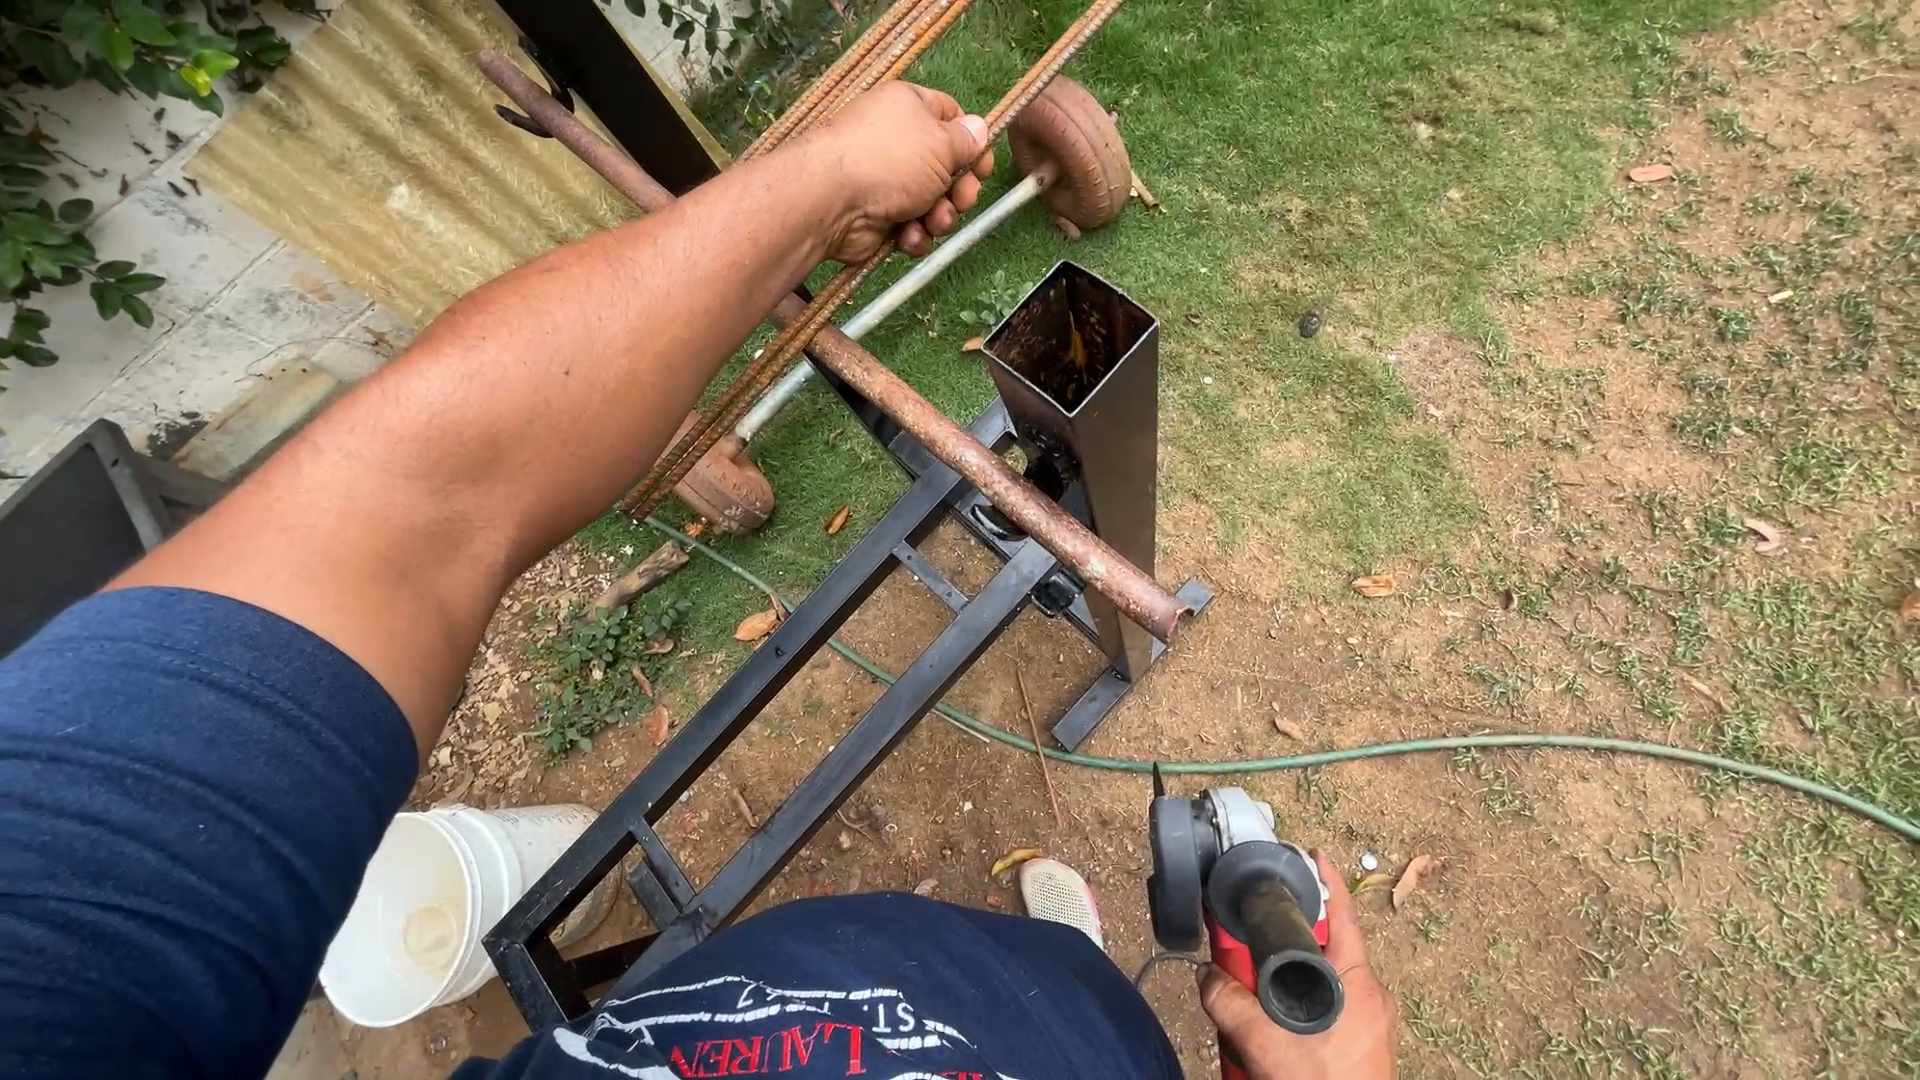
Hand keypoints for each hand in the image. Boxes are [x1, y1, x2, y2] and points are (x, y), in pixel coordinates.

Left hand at [797, 81, 994, 260]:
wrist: (835, 200)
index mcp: (911, 109)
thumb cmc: (891, 160)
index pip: (952, 120)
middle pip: (947, 170)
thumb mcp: (940, 142)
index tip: (984, 169)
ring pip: (933, 205)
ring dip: (940, 219)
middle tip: (962, 201)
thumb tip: (979, 129)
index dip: (972, 146)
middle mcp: (900, 144)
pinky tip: (907, 236)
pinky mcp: (880, 218)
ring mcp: (889, 183)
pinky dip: (915, 236)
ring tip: (932, 221)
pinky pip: (912, 229)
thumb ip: (966, 140)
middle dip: (959, 192)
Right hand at [1200, 850, 1397, 1079]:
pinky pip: (1323, 1005)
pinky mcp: (1362, 1043)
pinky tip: (1272, 1027)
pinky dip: (1295, 1002)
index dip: (1326, 881)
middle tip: (1250, 942)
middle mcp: (1368, 996)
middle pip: (1321, 946)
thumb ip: (1226, 1000)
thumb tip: (1205, 973)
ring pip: (1318, 978)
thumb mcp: (1262, 1043)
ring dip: (1285, 977)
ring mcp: (1369, 1022)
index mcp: (1357, 984)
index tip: (1309, 853)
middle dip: (1283, 941)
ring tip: (1254, 996)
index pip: (1342, 916)